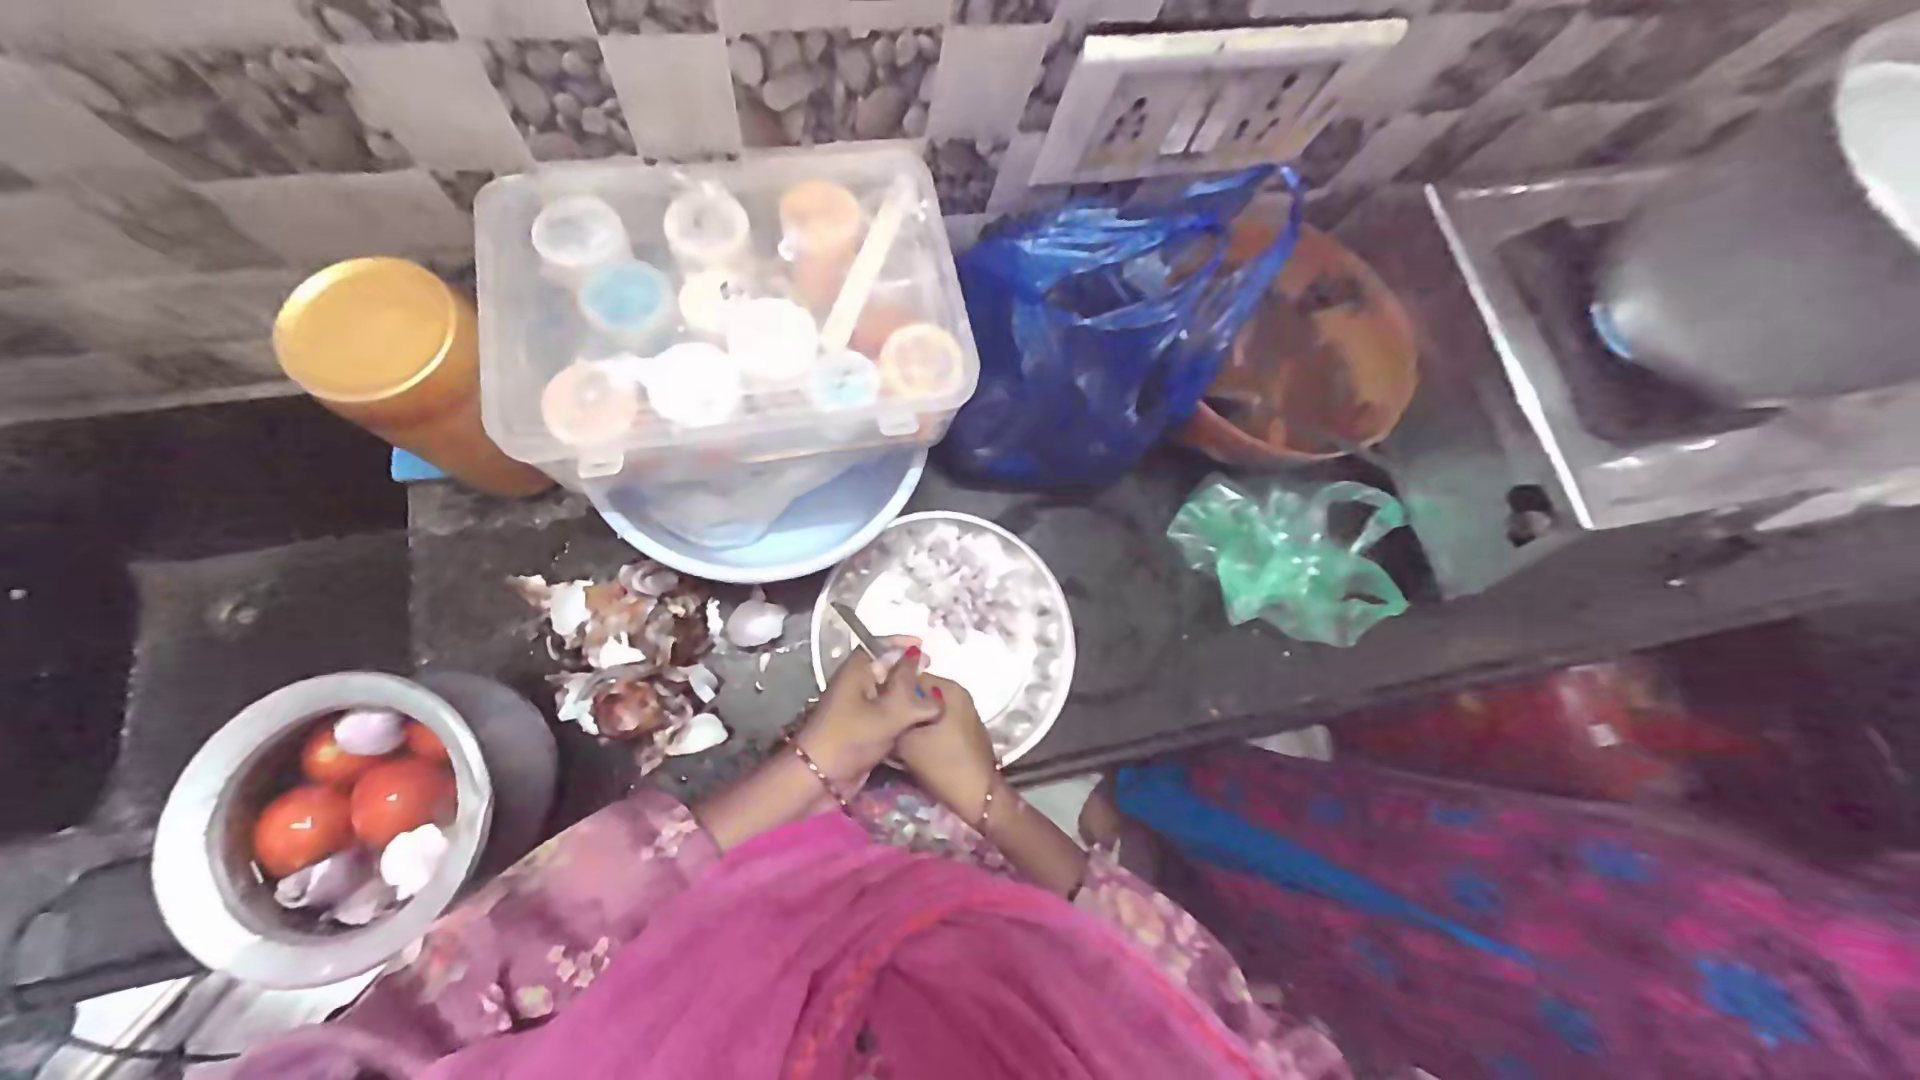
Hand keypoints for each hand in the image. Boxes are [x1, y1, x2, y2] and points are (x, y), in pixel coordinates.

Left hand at [795, 640, 941, 785]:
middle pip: (884, 668)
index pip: (878, 645)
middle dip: (908, 668)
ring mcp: (857, 707)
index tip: (923, 645)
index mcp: (856, 671)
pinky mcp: (862, 728)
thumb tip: (938, 693)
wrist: (819, 777)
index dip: (901, 643)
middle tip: (930, 669)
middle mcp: (856, 684)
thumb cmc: (851, 737)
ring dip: (907, 692)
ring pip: (887, 692)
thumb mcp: (889, 714)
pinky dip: (902, 712)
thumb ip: (917, 700)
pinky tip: (920, 717)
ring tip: (931, 694)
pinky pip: (886, 713)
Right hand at [894, 675, 999, 821]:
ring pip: (928, 707)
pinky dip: (925, 726)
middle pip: (920, 691)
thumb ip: (891, 719)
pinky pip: (939, 718)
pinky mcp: (966, 727)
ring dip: (912, 717)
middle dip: (901, 705)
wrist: (978, 795)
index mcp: (947, 689)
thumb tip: (880, 709)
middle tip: (882, 722)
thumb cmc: (943, 765)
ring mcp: (964, 710)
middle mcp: (958, 693)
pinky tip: (913, 741)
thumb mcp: (907, 742)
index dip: (888, 691)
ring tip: (894, 733)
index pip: (909, 677)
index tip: (874, 708)